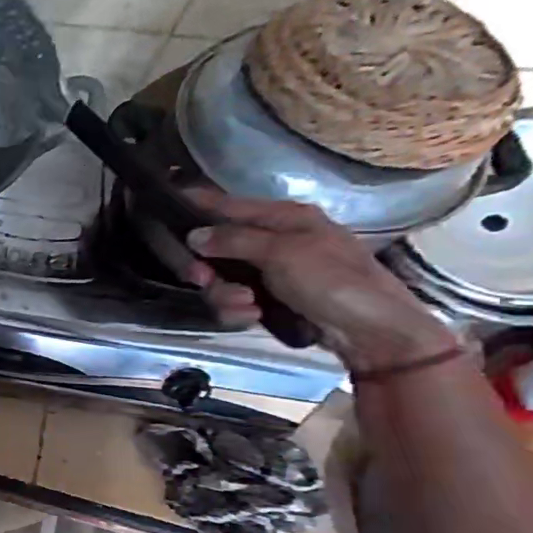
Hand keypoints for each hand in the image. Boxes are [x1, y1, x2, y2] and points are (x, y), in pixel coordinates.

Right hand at [175, 188, 458, 371]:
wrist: (368, 330)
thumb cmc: (333, 282)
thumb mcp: (283, 254)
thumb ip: (235, 241)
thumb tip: (193, 235)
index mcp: (284, 218)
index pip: (229, 205)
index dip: (198, 204)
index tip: (164, 203)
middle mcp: (273, 240)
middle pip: (214, 248)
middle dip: (206, 268)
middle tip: (201, 280)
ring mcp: (269, 271)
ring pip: (219, 279)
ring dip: (224, 295)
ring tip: (247, 306)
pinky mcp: (267, 298)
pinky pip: (232, 300)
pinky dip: (237, 311)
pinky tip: (254, 317)